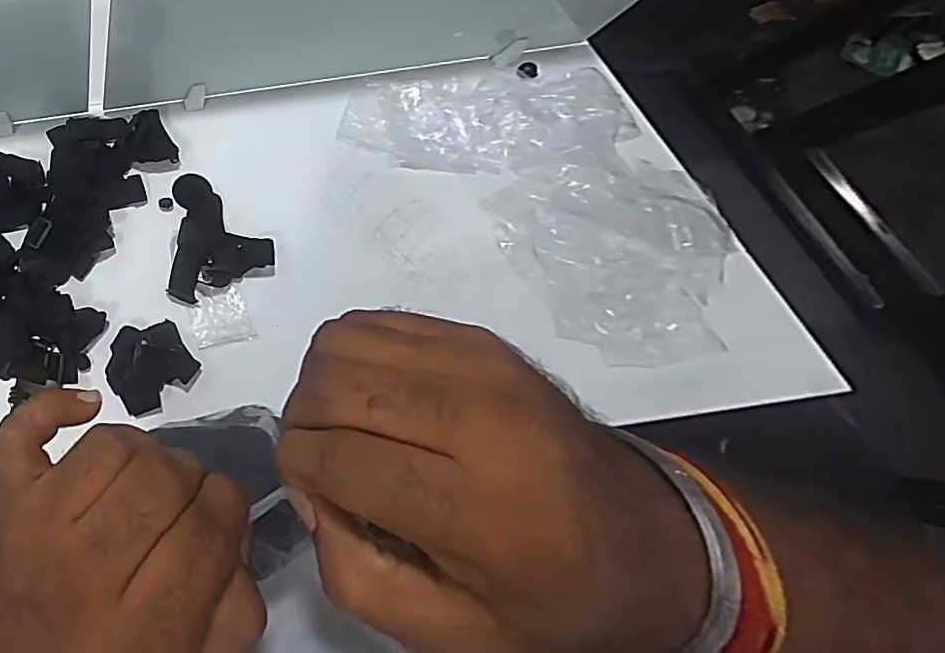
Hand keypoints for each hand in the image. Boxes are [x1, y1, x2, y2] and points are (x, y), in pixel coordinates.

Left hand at [0, 389, 265, 652]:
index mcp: (141, 625)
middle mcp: (87, 567)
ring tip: (145, 472)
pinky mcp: (10, 496)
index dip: (227, 505)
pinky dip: (54, 405)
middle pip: (161, 479)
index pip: (206, 531)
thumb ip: (230, 607)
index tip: (225, 506)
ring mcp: (41, 522)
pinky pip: (25, 429)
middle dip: (189, 477)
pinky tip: (86, 406)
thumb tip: (236, 532)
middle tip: (186, 495)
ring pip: (111, 444)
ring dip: (142, 448)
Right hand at [277, 311, 708, 652]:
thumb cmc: (551, 594)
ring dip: (317, 383)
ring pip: (338, 345)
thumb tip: (309, 495)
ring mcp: (478, 364)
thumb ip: (352, 573)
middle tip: (317, 453)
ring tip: (342, 419)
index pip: (336, 459)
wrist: (645, 538)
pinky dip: (347, 354)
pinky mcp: (473, 336)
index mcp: (483, 510)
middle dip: (299, 423)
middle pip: (329, 390)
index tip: (311, 490)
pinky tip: (370, 391)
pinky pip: (367, 322)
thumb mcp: (454, 631)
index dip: (299, 471)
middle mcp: (480, 421)